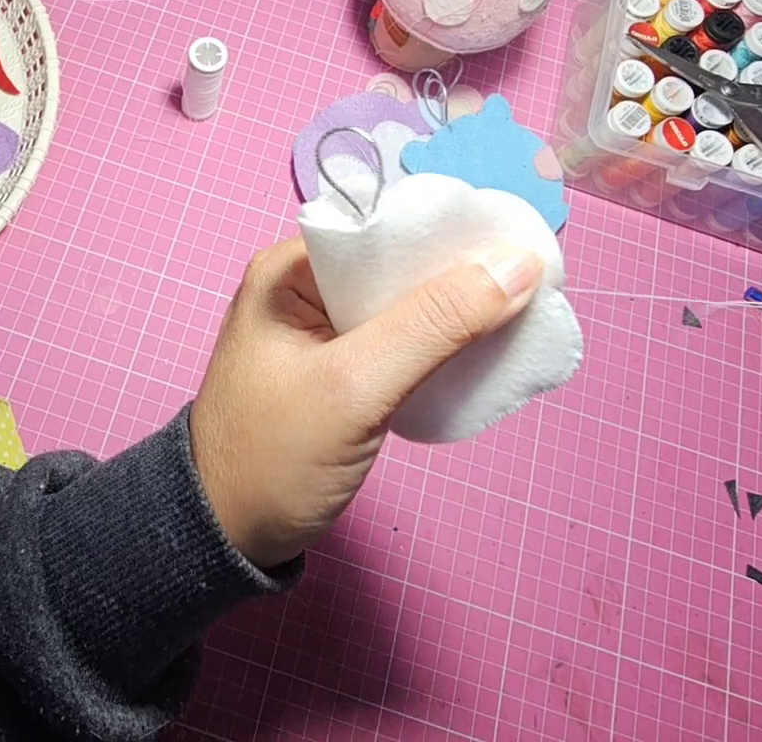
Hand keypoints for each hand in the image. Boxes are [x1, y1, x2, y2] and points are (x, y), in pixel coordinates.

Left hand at [190, 237, 541, 567]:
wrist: (230, 531)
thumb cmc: (273, 457)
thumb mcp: (356, 387)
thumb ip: (434, 324)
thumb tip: (515, 265)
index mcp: (288, 269)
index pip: (380, 229)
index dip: (447, 232)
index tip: (515, 241)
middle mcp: (302, 285)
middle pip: (395, 263)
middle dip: (457, 272)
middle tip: (530, 280)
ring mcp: (318, 326)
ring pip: (401, 301)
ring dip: (452, 309)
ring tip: (516, 310)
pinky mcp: (336, 362)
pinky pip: (397, 336)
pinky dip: (435, 342)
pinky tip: (476, 349)